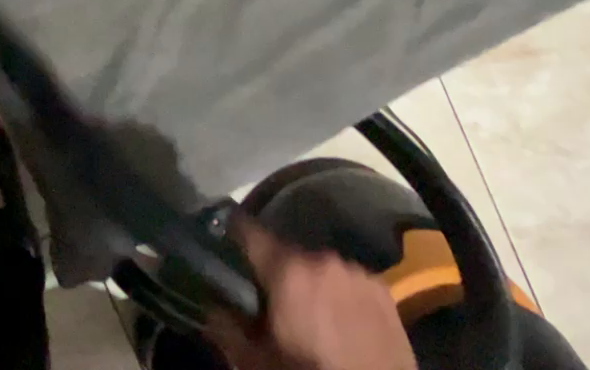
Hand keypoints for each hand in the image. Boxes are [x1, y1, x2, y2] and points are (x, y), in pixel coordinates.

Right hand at [206, 220, 418, 369]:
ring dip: (310, 285)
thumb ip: (226, 329)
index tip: (221, 240)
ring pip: (319, 269)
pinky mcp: (383, 290)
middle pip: (285, 255)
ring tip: (310, 321)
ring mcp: (356, 272)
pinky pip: (348, 282)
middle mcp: (322, 259)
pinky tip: (341, 326)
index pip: (248, 232)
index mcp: (287, 272)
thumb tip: (207, 304)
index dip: (231, 235)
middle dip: (275, 275)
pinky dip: (339, 296)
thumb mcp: (256, 365)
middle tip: (270, 306)